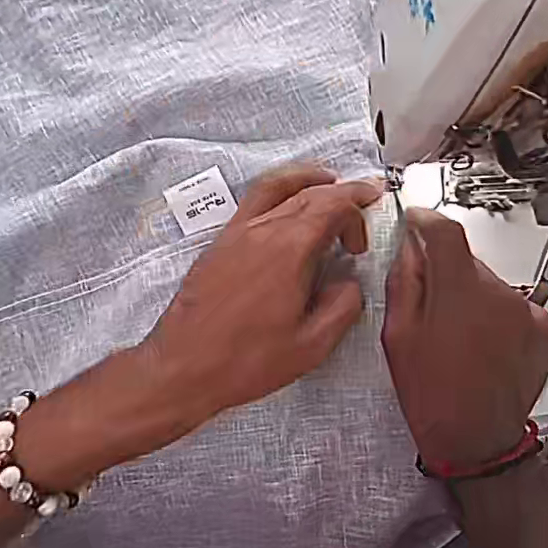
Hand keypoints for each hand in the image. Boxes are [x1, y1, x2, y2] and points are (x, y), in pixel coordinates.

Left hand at [141, 163, 381, 425]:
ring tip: (326, 183)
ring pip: (276, 187)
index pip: (333, 204)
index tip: (365, 229)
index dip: (358, 208)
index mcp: (288, 250)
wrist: (183, 367)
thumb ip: (342, 308)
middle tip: (360, 203)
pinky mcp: (218, 246)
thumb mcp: (311, 346)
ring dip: (306, 180)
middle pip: (308, 191)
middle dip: (341, 193)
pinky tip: (284, 212)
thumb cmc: (240, 361)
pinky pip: (252, 203)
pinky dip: (277, 194)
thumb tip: (349, 286)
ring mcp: (235, 235)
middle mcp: (260, 232)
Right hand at [382, 208, 547, 467]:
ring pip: (490, 284)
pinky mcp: (543, 329)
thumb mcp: (399, 337)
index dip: (425, 220)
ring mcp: (525, 312)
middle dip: (445, 273)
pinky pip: (513, 306)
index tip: (417, 220)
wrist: (475, 440)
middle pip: (467, 260)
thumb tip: (409, 252)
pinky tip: (480, 345)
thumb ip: (404, 283)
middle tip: (429, 306)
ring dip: (472, 298)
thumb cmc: (435, 398)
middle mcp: (498, 295)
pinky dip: (496, 316)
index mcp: (457, 291)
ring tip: (456, 337)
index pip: (444, 231)